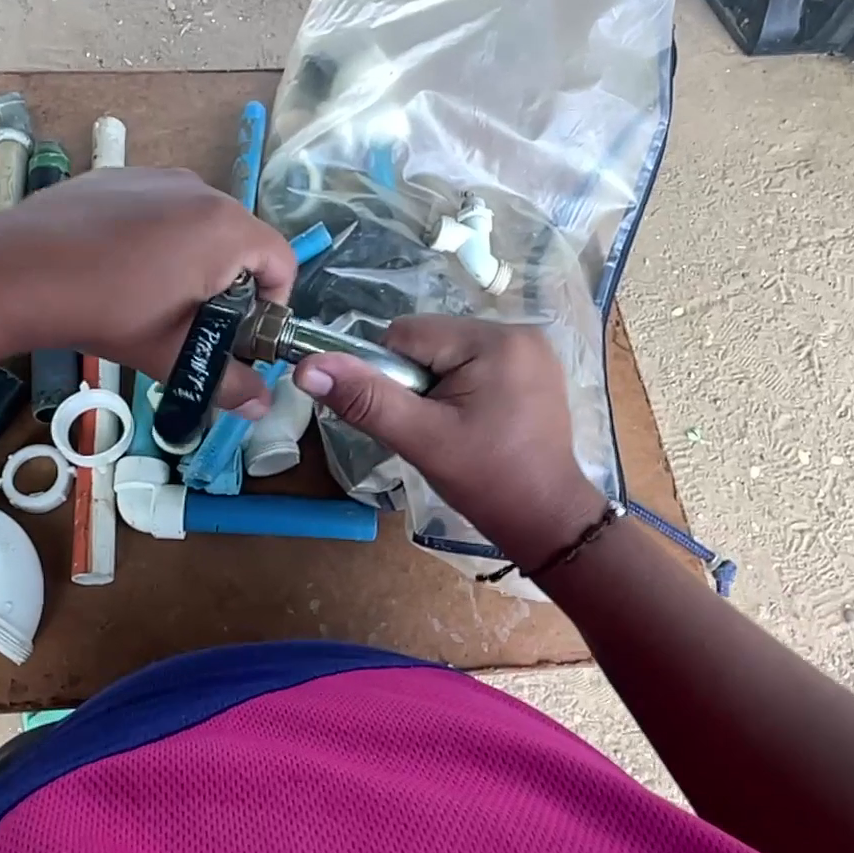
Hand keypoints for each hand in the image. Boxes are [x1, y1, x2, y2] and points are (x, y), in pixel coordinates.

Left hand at [0, 168, 296, 411]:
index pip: (281, 261)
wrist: (19, 271)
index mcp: (226, 228)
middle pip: (240, 241)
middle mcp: (199, 189)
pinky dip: (156, 238)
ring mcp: (155, 176)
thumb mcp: (172, 354)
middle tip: (196, 323)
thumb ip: (227, 382)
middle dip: (231, 285)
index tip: (244, 335)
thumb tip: (263, 407)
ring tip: (154, 298)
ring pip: (198, 224)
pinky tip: (118, 269)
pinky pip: (158, 209)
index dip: (274, 304)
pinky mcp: (117, 177)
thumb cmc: (110, 311)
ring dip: (194, 261)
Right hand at [292, 315, 608, 566]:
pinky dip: (459, 391)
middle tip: (433, 429)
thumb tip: (306, 368)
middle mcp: (517, 331)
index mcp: (494, 339)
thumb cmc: (486, 481)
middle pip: (427, 342)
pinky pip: (472, 365)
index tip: (411, 418)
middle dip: (415, 383)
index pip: (405, 335)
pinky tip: (473, 424)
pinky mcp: (532, 370)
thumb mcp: (421, 439)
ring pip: (446, 354)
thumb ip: (365, 399)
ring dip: (435, 388)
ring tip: (454, 430)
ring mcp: (530, 350)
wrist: (547, 521)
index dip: (389, 376)